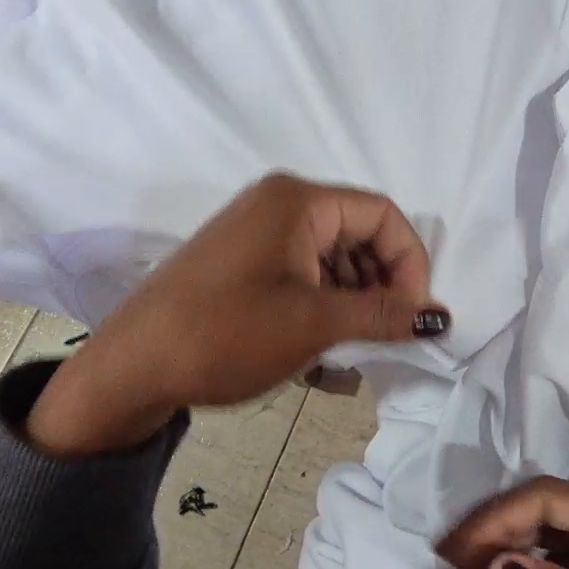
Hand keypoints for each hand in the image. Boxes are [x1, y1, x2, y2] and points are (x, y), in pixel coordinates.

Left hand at [26, 174, 448, 453]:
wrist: (131, 368)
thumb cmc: (227, 333)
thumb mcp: (314, 324)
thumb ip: (382, 314)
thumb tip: (437, 317)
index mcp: (298, 200)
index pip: (382, 215)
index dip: (410, 263)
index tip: (416, 316)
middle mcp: (279, 204)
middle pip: (358, 234)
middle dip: (382, 286)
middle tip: (389, 336)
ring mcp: (257, 233)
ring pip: (331, 259)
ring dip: (353, 303)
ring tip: (355, 352)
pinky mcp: (242, 264)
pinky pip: (301, 275)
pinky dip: (322, 307)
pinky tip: (323, 353)